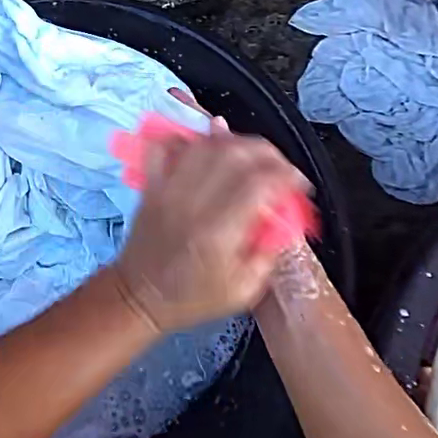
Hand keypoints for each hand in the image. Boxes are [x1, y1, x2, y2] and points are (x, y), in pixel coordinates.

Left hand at [108, 132, 313, 332]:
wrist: (138, 296)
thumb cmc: (190, 298)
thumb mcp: (243, 290)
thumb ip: (268, 252)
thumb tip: (283, 219)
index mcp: (218, 233)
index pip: (258, 183)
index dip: (287, 175)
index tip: (299, 184)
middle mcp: (191, 204)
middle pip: (233, 154)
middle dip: (266, 152)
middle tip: (280, 166)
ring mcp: (166, 191)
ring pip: (203, 146)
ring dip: (233, 142)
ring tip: (252, 155)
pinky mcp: (150, 186)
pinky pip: (164, 147)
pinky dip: (186, 138)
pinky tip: (205, 144)